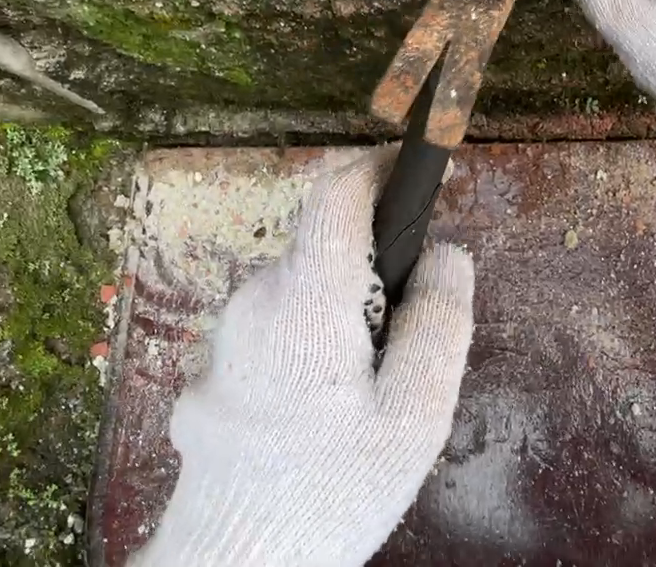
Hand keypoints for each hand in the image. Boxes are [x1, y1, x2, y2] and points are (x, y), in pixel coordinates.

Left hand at [136, 149, 474, 566]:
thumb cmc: (332, 489)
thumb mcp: (415, 415)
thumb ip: (438, 320)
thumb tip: (445, 253)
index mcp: (306, 298)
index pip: (336, 191)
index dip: (376, 166)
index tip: (409, 169)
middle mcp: (253, 301)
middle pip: (321, 248)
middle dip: (368, 266)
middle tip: (402, 335)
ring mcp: (223, 337)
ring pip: (297, 292)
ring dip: (337, 312)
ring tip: (362, 392)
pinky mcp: (210, 370)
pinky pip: (271, 331)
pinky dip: (305, 344)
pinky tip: (316, 413)